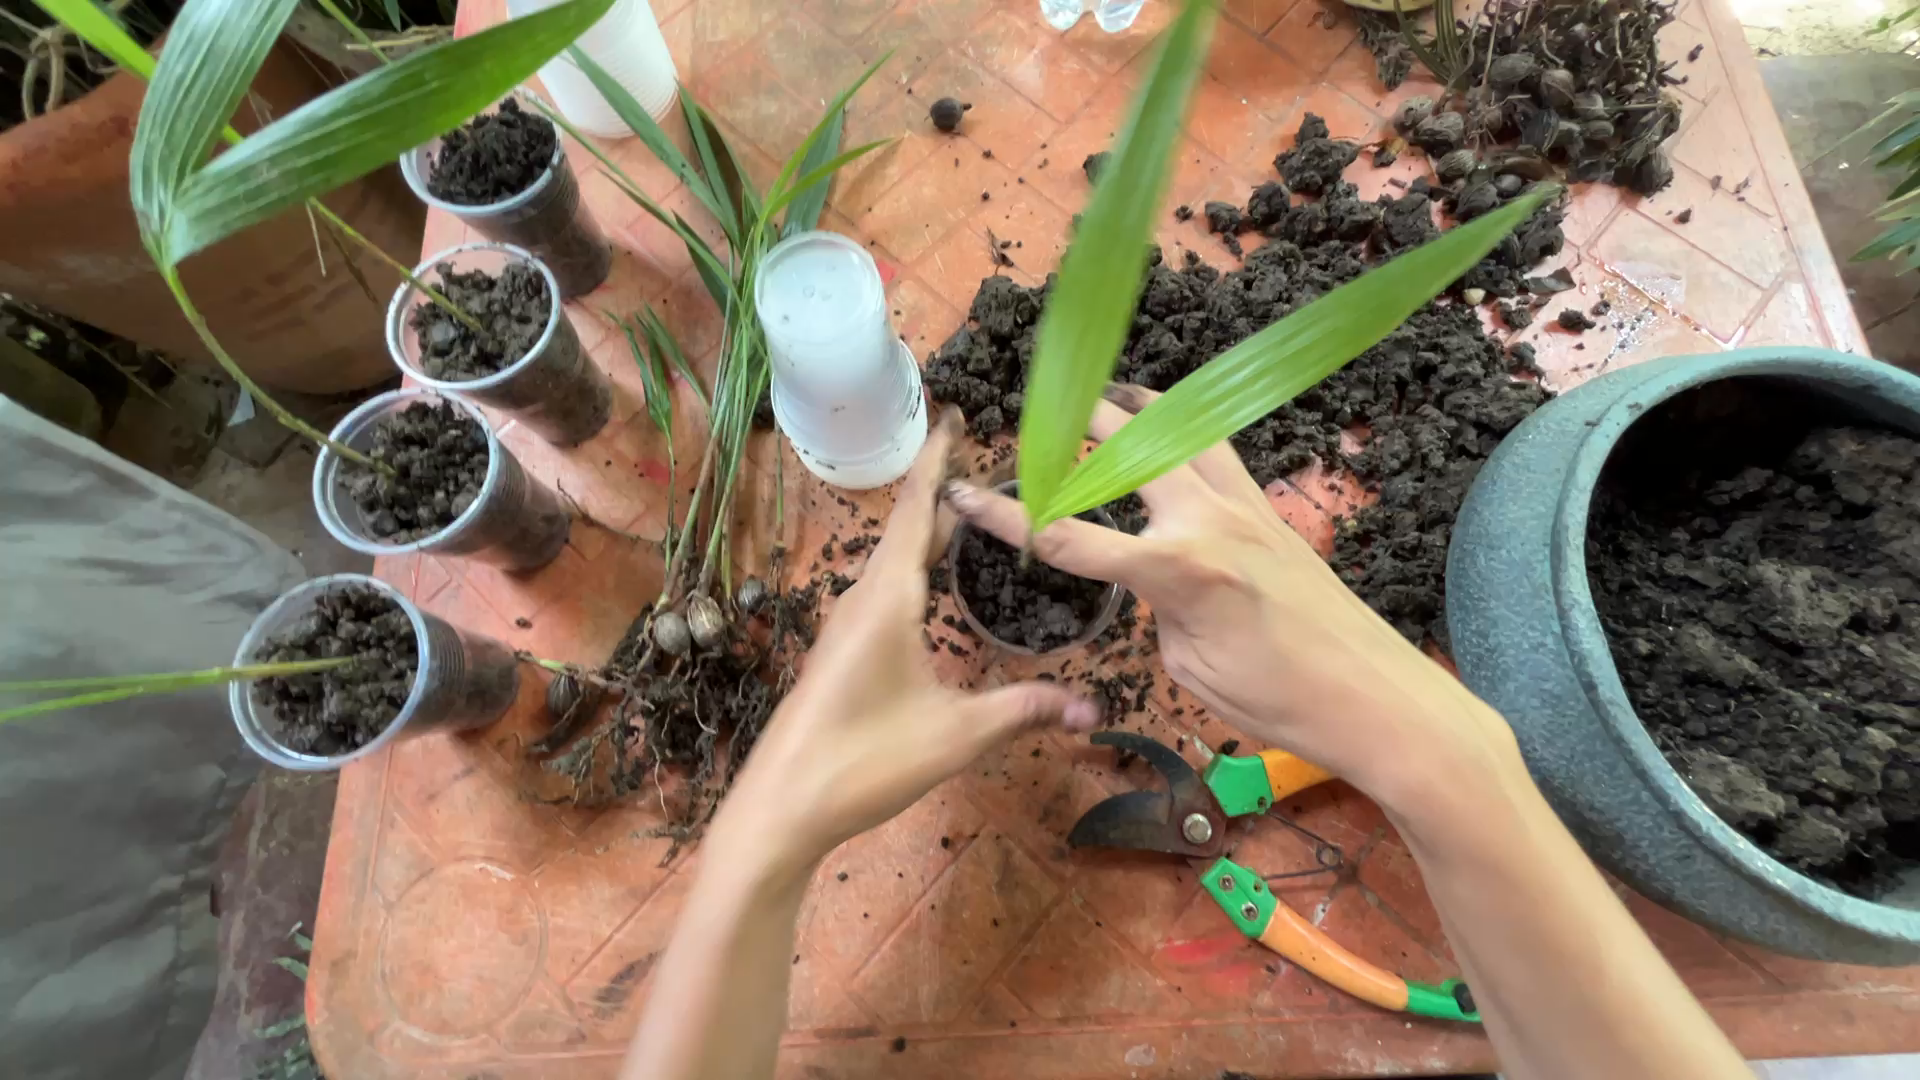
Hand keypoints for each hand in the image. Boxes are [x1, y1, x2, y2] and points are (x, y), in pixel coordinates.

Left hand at [710, 407, 1100, 884]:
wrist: (781, 806)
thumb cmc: (864, 761)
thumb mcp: (955, 734)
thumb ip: (1024, 711)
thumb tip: (1093, 710)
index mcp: (889, 597)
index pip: (918, 509)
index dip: (938, 460)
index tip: (954, 416)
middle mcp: (864, 597)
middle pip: (908, 527)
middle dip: (943, 489)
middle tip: (984, 460)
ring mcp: (847, 623)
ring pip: (894, 558)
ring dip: (927, 528)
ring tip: (968, 510)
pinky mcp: (843, 648)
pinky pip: (884, 586)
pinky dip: (913, 564)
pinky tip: (929, 583)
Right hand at [941, 385, 1523, 817]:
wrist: (1377, 698)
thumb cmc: (1276, 701)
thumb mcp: (1187, 664)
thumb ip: (1156, 604)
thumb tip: (1149, 574)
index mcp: (1175, 568)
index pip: (1069, 536)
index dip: (1008, 518)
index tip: (966, 496)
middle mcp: (1206, 517)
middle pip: (1126, 447)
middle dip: (1076, 425)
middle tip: (1041, 419)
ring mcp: (1244, 505)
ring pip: (1179, 430)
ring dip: (1135, 410)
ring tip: (1104, 400)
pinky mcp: (1269, 509)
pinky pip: (1216, 451)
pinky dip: (1181, 434)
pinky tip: (1170, 440)